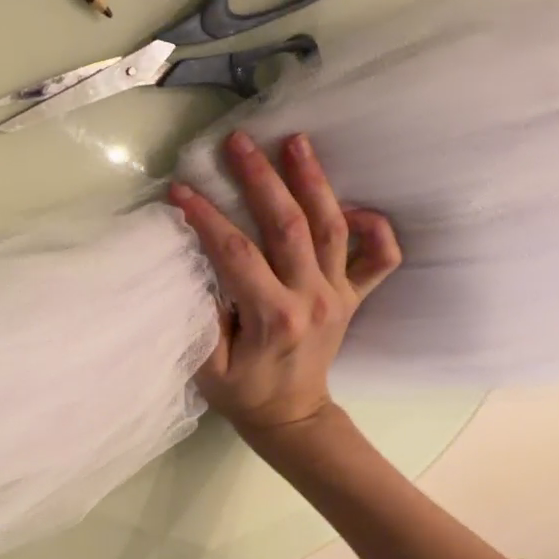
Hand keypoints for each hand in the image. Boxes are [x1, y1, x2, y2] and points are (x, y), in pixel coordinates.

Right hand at [167, 131, 400, 436]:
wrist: (292, 416)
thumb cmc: (241, 392)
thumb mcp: (206, 363)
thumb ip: (204, 316)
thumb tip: (198, 266)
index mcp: (272, 315)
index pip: (234, 253)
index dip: (205, 218)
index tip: (180, 191)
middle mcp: (312, 297)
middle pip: (288, 226)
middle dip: (261, 179)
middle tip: (240, 142)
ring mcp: (339, 294)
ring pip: (331, 227)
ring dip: (313, 181)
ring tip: (297, 142)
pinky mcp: (354, 295)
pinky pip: (379, 256)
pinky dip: (372, 225)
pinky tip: (351, 203)